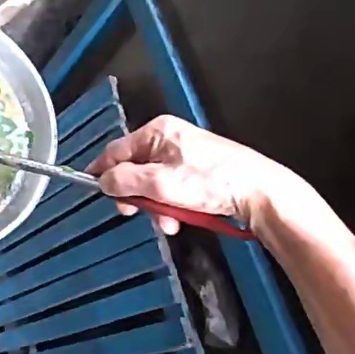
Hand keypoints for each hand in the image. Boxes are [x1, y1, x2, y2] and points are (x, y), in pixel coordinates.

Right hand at [84, 115, 314, 234]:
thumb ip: (123, 181)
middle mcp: (169, 139)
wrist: (261, 194)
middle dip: (134, 195)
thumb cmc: (212, 183)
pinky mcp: (200, 172)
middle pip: (134, 169)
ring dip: (156, 206)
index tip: (93, 189)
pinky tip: (181, 219)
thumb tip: (102, 181)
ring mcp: (185, 155)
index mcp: (157, 132)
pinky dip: (172, 207)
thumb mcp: (158, 184)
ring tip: (169, 222)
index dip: (102, 171)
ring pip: (153, 184)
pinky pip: (172, 189)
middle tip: (134, 212)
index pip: (115, 151)